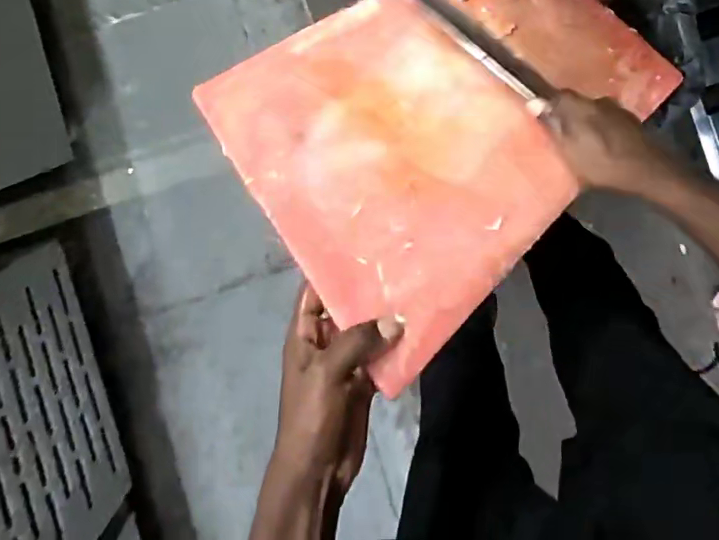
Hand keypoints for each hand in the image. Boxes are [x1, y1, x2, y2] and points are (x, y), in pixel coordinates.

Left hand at [269, 283, 400, 491]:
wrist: (316, 472)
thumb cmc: (311, 415)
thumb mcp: (328, 371)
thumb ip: (358, 341)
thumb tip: (394, 319)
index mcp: (304, 333)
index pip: (313, 291)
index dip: (330, 269)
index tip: (357, 247)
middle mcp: (323, 341)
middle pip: (345, 309)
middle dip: (366, 292)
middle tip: (396, 265)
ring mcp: (344, 362)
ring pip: (366, 332)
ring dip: (384, 320)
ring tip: (411, 291)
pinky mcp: (362, 382)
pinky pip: (380, 358)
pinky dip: (394, 348)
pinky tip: (415, 333)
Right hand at [540, 91, 694, 196]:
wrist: (651, 172)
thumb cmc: (603, 164)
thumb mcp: (569, 151)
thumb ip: (551, 126)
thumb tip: (533, 103)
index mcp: (578, 106)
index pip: (556, 96)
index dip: (548, 105)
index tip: (542, 117)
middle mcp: (596, 100)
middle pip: (574, 102)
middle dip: (566, 114)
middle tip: (561, 132)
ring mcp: (616, 109)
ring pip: (592, 110)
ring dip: (585, 121)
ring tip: (582, 140)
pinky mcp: (631, 120)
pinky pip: (607, 118)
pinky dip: (601, 127)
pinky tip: (603, 143)